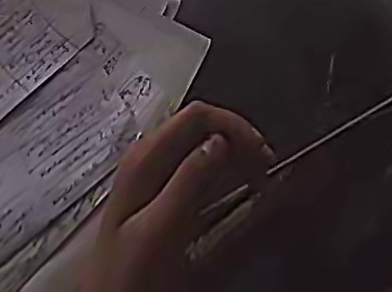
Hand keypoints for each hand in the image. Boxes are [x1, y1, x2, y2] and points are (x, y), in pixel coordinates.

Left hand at [83, 102, 273, 291]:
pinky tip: (234, 189)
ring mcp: (153, 173)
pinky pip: (197, 167)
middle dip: (237, 139)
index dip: (233, 126)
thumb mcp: (157, 232)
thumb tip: (220, 141)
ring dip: (232, 154)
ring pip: (201, 144)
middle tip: (264, 167)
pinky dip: (222, 171)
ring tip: (256, 177)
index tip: (259, 153)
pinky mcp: (159, 193)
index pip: (198, 115)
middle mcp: (147, 156)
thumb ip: (187, 182)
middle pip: (201, 125)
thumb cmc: (128, 276)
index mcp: (144, 156)